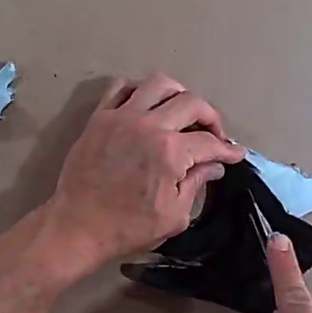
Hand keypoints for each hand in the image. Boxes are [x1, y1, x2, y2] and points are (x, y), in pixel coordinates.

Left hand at [39, 74, 244, 276]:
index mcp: (170, 152)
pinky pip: (122, 87)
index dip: (227, 149)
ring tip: (182, 111)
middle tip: (213, 133)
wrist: (77, 228)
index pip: (210, 142)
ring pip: (160, 84)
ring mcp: (122, 117)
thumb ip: (197, 183)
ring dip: (179, 94)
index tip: (235, 153)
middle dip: (211, 117)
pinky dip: (140, 89)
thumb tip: (215, 165)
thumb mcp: (174, 215)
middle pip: (192, 103)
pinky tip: (147, 104)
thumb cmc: (128, 227)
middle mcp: (150, 126)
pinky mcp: (100, 117)